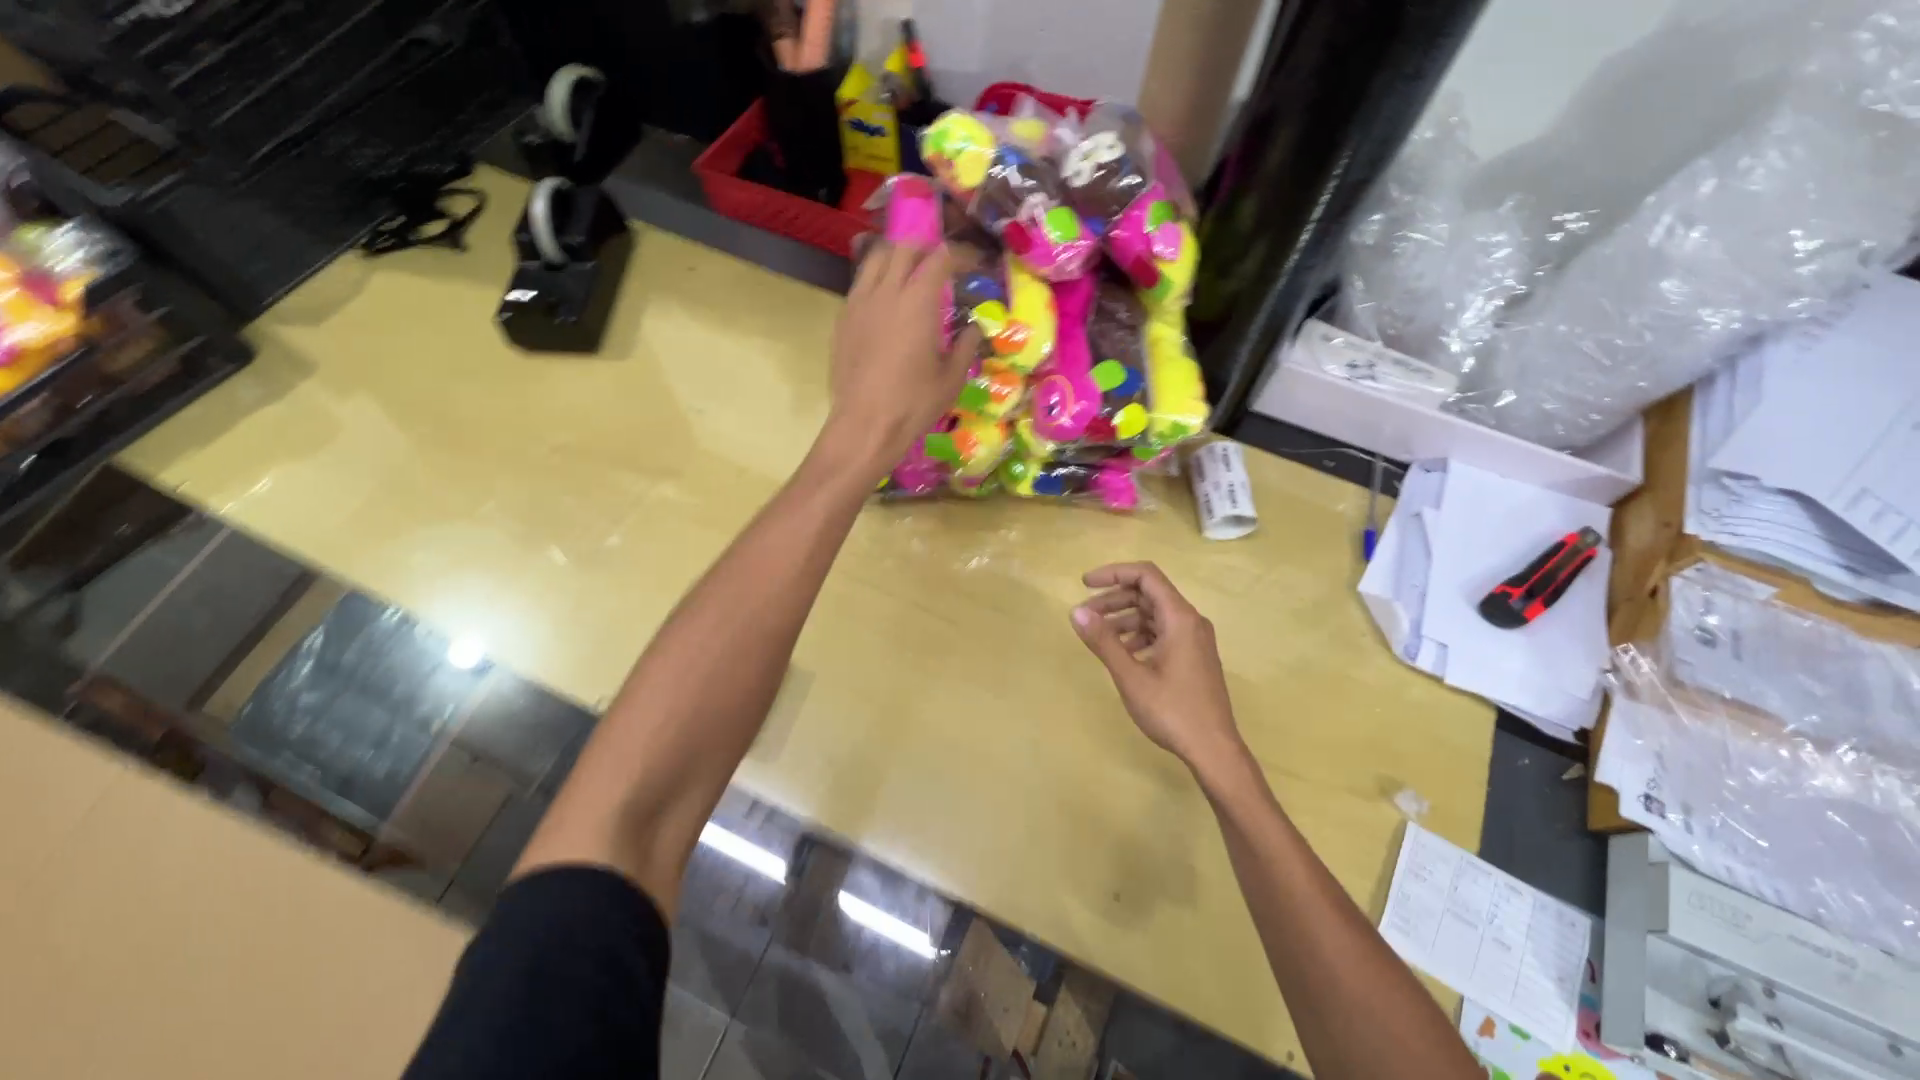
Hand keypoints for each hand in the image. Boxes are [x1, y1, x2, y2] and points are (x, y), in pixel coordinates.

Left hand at [822, 242, 978, 479]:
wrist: (864, 424)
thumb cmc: (913, 403)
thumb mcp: (952, 378)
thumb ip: (966, 345)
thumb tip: (973, 328)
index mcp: (918, 302)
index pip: (941, 258)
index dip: (961, 256)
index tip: (974, 265)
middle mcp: (886, 292)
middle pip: (905, 248)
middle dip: (927, 248)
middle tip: (942, 263)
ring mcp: (860, 302)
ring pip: (876, 258)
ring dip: (897, 256)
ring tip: (910, 271)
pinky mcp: (843, 318)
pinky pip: (861, 283)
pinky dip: (877, 278)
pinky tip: (887, 299)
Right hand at [1071, 562, 1242, 771]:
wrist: (1213, 748)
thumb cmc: (1172, 711)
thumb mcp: (1131, 676)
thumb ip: (1103, 641)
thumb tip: (1076, 612)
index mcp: (1180, 618)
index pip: (1146, 576)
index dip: (1113, 573)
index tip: (1084, 584)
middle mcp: (1191, 621)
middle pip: (1149, 594)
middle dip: (1114, 599)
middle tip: (1085, 616)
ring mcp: (1195, 640)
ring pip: (1155, 615)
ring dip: (1124, 619)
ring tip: (1098, 637)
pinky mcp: (1194, 657)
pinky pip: (1163, 633)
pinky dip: (1138, 635)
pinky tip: (1121, 654)